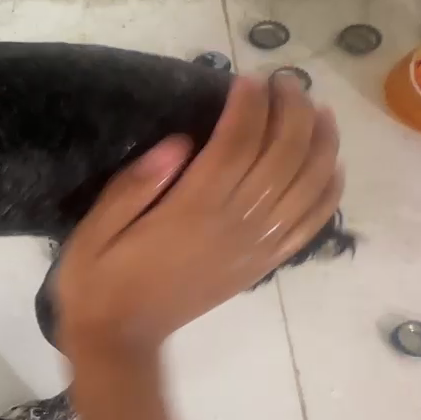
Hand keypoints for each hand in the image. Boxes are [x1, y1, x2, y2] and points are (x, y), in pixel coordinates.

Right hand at [54, 73, 343, 367]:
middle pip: (281, 153)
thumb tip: (174, 145)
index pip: (235, 144)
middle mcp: (234, 222)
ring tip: (313, 111)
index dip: (247, 107)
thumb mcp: (90, 236)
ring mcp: (256, 242)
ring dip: (318, 139)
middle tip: (283, 83)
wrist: (117, 338)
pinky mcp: (264, 260)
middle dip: (289, 110)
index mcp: (189, 212)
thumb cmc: (95, 284)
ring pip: (308, 179)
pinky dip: (330, 185)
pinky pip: (314, 217)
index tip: (247, 80)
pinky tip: (328, 165)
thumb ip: (129, 190)